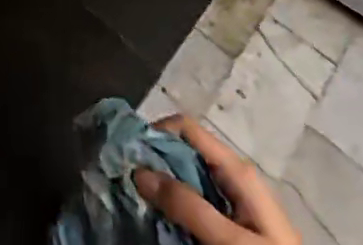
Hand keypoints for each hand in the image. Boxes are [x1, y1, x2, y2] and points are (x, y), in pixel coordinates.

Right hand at [133, 115, 299, 244]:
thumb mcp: (229, 240)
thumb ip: (187, 206)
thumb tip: (139, 171)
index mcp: (236, 169)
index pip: (186, 128)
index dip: (155, 133)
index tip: (128, 154)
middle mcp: (232, 174)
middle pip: (184, 151)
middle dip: (154, 162)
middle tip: (127, 181)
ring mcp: (232, 198)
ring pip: (187, 178)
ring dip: (162, 187)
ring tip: (139, 201)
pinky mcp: (231, 221)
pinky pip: (196, 202)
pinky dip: (176, 206)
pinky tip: (162, 220)